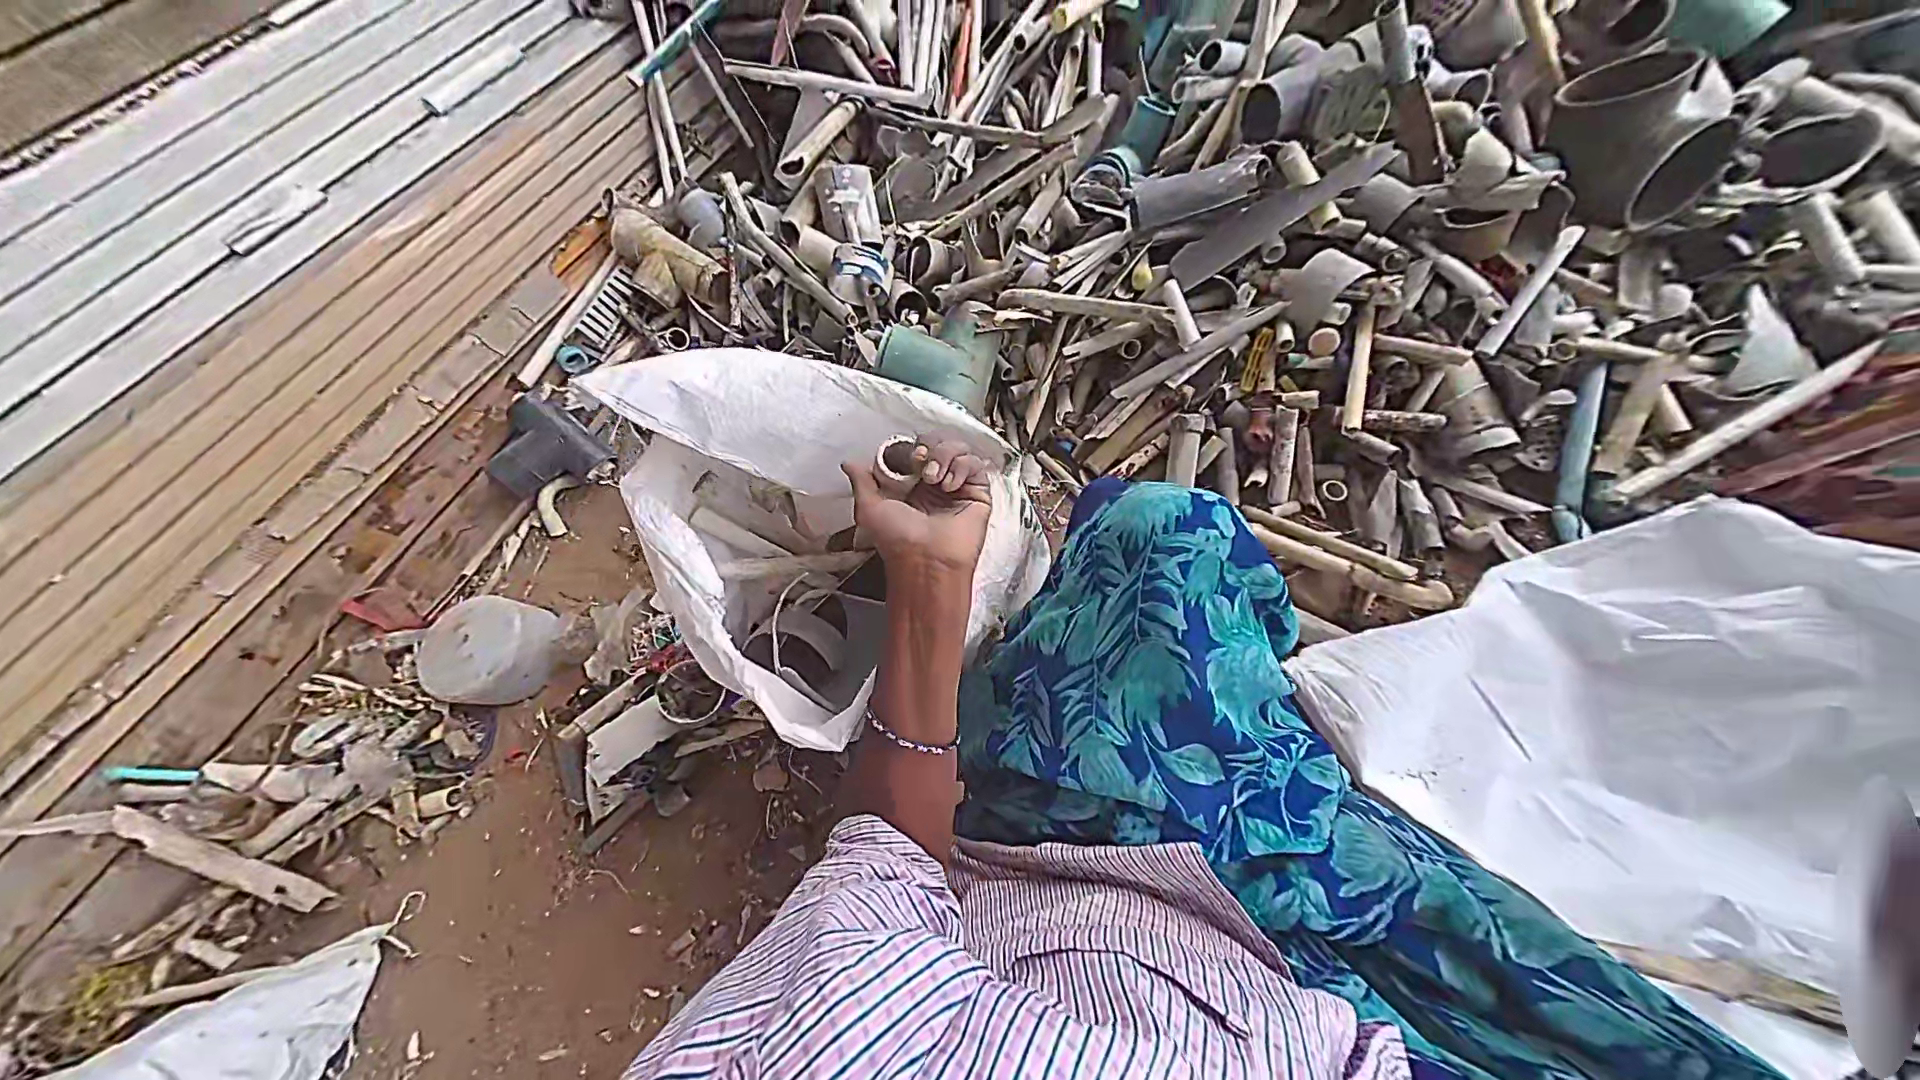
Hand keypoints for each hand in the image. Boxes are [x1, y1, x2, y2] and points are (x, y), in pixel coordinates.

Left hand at [842, 440, 992, 582]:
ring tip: (936, 478)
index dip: (912, 447)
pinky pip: (976, 464)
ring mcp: (958, 488)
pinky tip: (950, 485)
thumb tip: (849, 463)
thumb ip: (861, 482)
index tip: (908, 456)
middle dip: (930, 446)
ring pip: (959, 449)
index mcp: (912, 487)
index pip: (917, 450)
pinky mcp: (977, 493)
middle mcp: (936, 485)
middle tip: (921, 462)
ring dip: (946, 455)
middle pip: (939, 443)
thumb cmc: (898, 541)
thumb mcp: (869, 510)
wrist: (925, 561)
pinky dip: (962, 466)